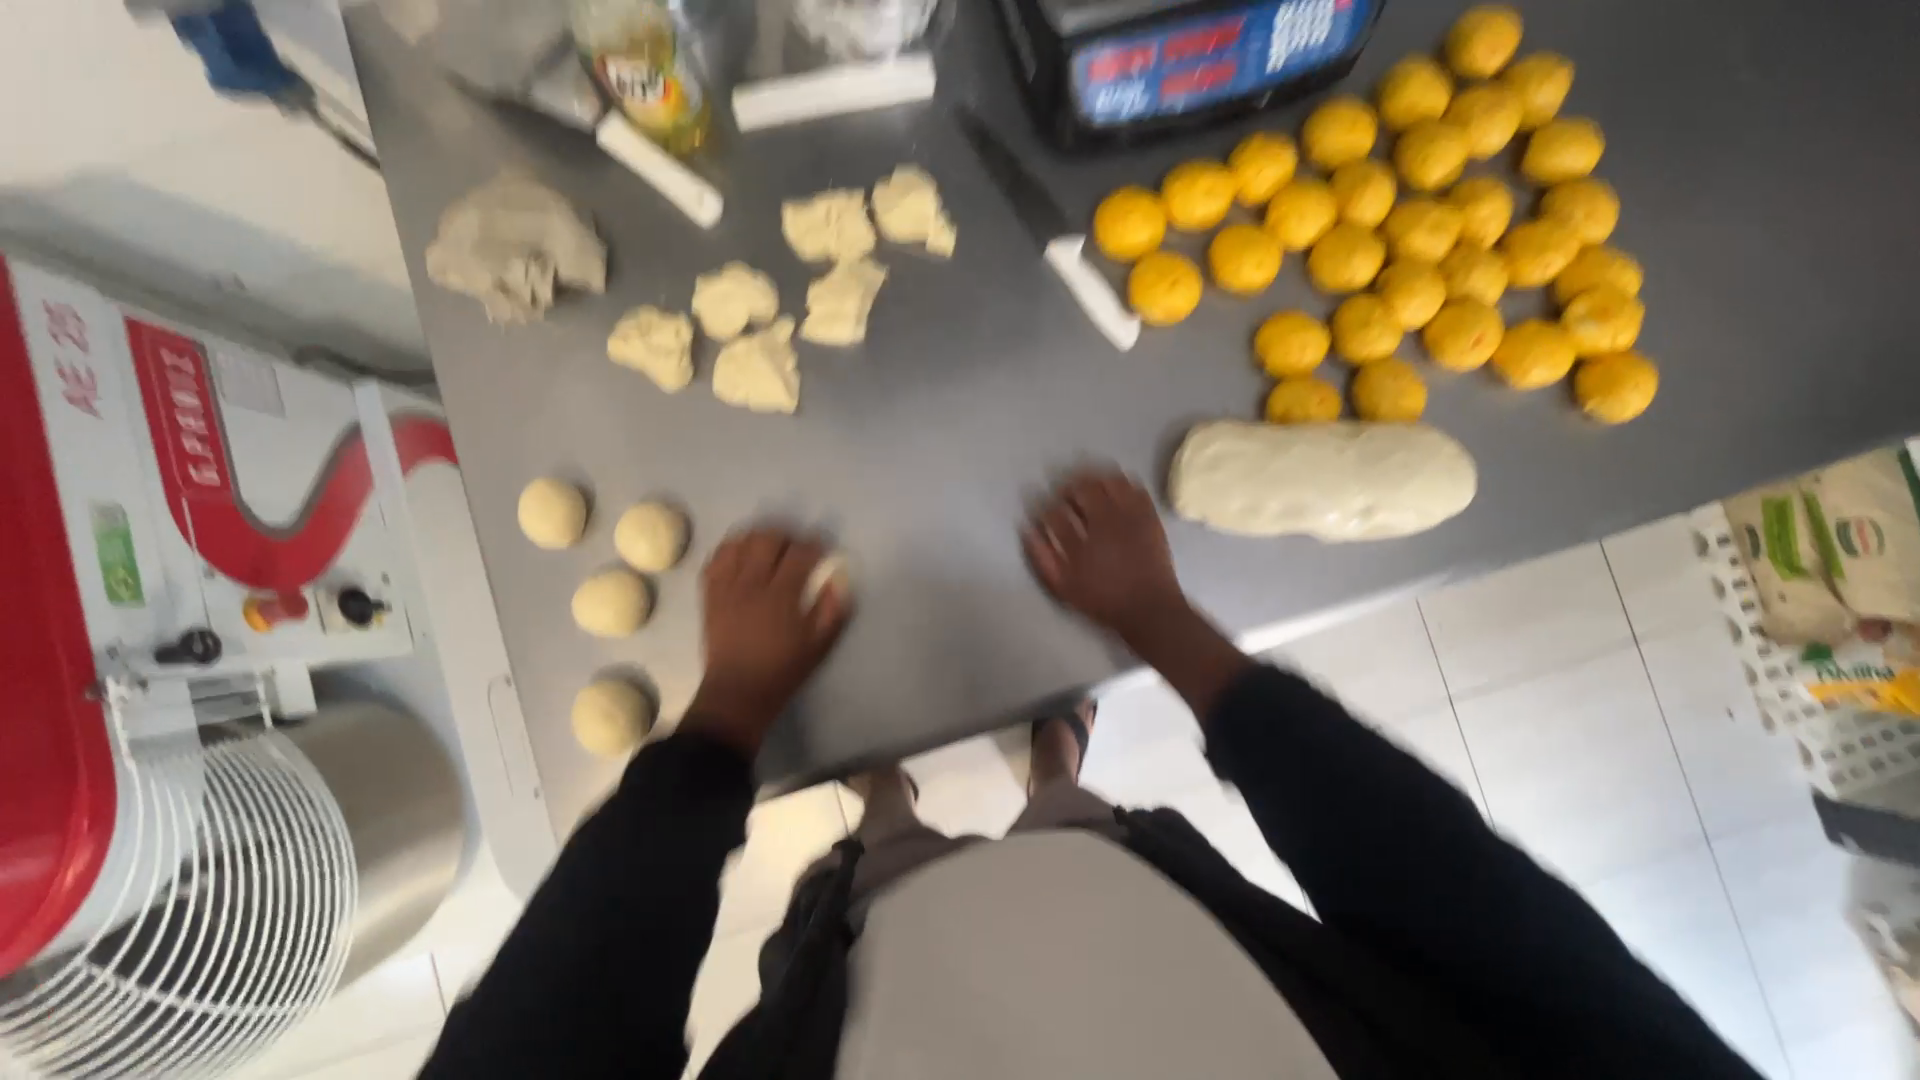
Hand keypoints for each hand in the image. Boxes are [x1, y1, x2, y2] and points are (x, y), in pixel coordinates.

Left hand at [684, 527, 850, 755]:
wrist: (738, 692)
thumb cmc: (783, 670)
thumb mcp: (819, 645)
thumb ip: (832, 608)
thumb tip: (839, 578)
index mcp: (782, 597)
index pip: (801, 552)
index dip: (816, 543)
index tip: (823, 547)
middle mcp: (752, 584)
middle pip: (767, 538)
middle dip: (787, 534)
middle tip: (797, 545)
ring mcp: (726, 587)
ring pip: (739, 541)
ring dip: (758, 536)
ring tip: (770, 546)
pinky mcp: (709, 593)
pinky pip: (716, 558)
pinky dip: (731, 549)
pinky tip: (742, 556)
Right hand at [1023, 467, 1188, 638]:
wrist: (1150, 607)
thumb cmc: (1103, 600)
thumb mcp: (1064, 586)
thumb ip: (1042, 557)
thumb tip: (1027, 528)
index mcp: (1080, 539)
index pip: (1054, 509)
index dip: (1043, 503)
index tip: (1040, 504)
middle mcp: (1104, 520)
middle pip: (1082, 486)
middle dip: (1067, 485)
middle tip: (1062, 492)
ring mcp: (1130, 515)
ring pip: (1108, 480)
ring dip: (1094, 478)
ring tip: (1087, 486)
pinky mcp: (1149, 515)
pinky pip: (1134, 487)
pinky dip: (1120, 483)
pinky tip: (1114, 490)